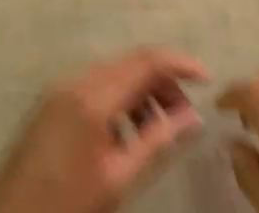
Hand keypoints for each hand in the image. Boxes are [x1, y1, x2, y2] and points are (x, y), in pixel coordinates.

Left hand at [0, 47, 209, 212]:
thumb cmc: (64, 205)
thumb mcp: (118, 178)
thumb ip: (159, 141)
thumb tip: (193, 117)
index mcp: (94, 99)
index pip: (148, 61)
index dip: (182, 64)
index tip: (207, 80)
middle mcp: (77, 83)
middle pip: (133, 63)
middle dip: (164, 82)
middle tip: (183, 116)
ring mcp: (60, 91)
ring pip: (116, 73)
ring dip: (142, 92)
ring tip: (157, 130)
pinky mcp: (51, 103)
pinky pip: (97, 86)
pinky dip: (120, 99)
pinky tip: (127, 133)